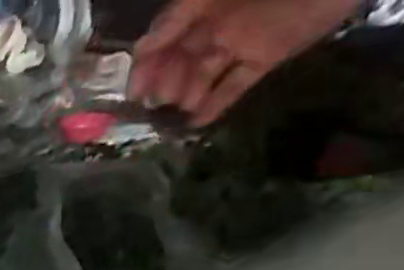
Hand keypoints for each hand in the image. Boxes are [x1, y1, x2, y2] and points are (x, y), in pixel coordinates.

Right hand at [130, 0, 361, 125]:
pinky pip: (235, 84)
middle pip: (182, 57)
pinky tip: (197, 124)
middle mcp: (220, 21)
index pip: (166, 35)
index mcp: (206, 1)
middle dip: (166, 79)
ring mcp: (244, 40)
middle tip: (160, 100)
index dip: (147, 62)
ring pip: (204, 72)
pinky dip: (216, 104)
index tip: (135, 91)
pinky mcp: (268, 57)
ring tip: (179, 110)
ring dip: (187, 93)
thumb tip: (145, 46)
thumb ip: (181, 13)